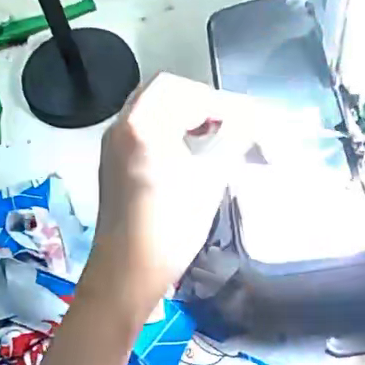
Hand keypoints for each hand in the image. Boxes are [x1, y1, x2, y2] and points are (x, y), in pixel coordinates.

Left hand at [79, 73, 233, 317]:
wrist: (126, 274)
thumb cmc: (170, 229)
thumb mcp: (210, 181)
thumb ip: (233, 141)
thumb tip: (251, 120)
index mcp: (142, 125)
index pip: (183, 90)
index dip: (219, 100)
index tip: (246, 119)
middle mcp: (121, 128)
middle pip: (164, 93)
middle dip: (200, 103)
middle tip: (230, 122)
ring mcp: (113, 147)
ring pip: (151, 112)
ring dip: (184, 116)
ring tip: (215, 136)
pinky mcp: (113, 167)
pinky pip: (143, 132)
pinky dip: (168, 132)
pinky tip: (190, 154)